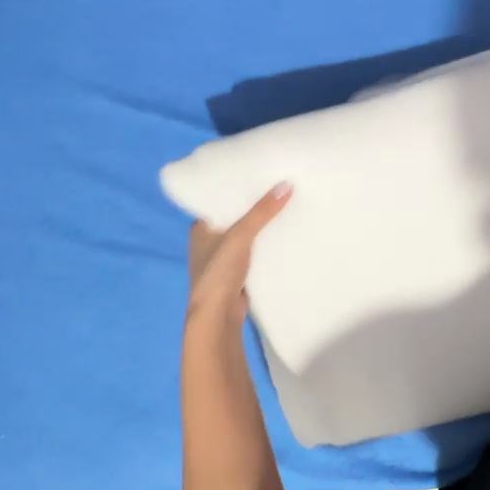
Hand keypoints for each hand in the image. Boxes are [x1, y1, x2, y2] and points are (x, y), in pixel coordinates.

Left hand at [186, 182, 291, 326]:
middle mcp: (210, 240)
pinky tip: (287, 234)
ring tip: (289, 205)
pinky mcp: (239, 272)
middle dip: (256, 206)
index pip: (219, 200)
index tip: (261, 173)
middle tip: (281, 186)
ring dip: (264, 226)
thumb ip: (262, 211)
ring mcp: (224, 258)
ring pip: (248, 235)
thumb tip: (287, 184)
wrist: (218, 316)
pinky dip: (268, 245)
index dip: (238, 187)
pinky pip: (256, 251)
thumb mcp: (240, 235)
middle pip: (236, 217)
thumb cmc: (218, 272)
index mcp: (200, 228)